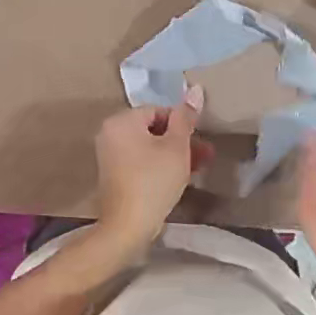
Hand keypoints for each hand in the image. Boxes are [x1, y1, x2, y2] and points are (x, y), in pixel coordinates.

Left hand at [93, 86, 209, 254]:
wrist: (128, 225)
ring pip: (149, 147)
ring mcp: (109, 155)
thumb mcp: (177, 148)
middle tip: (206, 155)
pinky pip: (140, 161)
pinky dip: (159, 165)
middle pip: (153, 129)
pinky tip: (179, 177)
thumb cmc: (154, 181)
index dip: (183, 125)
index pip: (159, 111)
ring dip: (174, 155)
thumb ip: (186, 118)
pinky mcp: (113, 174)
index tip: (200, 141)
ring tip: (198, 168)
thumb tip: (195, 89)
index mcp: (121, 121)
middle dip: (181, 141)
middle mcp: (110, 134)